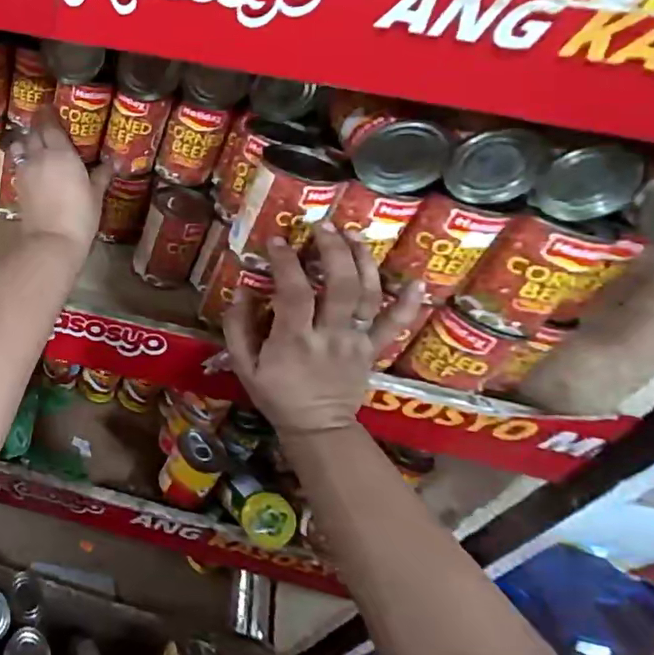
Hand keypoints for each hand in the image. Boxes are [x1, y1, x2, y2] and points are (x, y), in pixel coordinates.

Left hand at [8, 111, 106, 249]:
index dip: (49, 114)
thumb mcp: (95, 194)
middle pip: (33, 132)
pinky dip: (22, 157)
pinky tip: (30, 162)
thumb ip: (101, 175)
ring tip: (33, 139)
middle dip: (37, 123)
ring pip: (21, 145)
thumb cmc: (80, 215)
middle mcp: (40, 156)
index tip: (50, 107)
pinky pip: (18, 163)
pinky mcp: (17, 185)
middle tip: (44, 119)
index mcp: (61, 153)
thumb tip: (114, 162)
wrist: (51, 241)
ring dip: (26, 139)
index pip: (50, 125)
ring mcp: (25, 170)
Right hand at [223, 225, 426, 435]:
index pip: (294, 292)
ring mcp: (356, 342)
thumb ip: (237, 325)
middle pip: (339, 286)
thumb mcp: (243, 364)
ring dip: (363, 261)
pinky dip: (408, 304)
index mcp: (294, 339)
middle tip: (321, 226)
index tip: (277, 240)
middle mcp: (330, 336)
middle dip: (332, 250)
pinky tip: (416, 280)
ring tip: (353, 234)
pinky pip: (394, 326)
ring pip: (367, 296)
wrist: (317, 428)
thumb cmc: (275, 394)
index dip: (286, 262)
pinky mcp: (372, 350)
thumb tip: (242, 289)